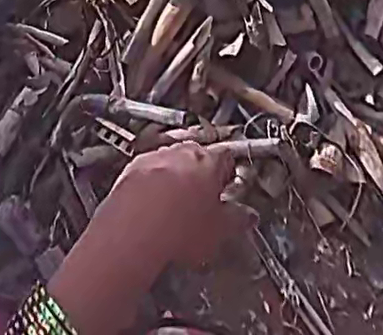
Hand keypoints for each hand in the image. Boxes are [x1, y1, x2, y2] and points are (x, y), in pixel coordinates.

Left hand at [92, 142, 249, 266]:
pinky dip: (155, 182)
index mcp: (209, 161)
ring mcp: (157, 156)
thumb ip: (238, 218)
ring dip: (178, 177)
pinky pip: (150, 170)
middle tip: (206, 199)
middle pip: (199, 156)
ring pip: (173, 161)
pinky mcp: (134, 166)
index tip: (230, 184)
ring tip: (179, 206)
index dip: (230, 171)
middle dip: (203, 174)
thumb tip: (248, 216)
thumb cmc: (180, 225)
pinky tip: (155, 205)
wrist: (135, 225)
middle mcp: (182, 151)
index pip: (227, 156)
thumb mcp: (219, 230)